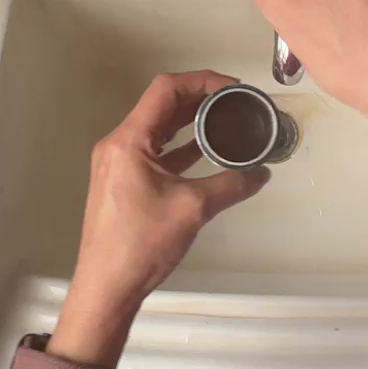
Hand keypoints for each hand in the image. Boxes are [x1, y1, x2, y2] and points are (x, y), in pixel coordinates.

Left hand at [52, 70, 270, 364]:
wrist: (106, 288)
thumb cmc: (141, 244)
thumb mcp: (193, 209)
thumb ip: (231, 185)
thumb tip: (260, 174)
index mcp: (129, 141)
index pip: (166, 90)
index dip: (201, 81)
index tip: (232, 88)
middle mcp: (119, 144)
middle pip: (162, 105)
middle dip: (200, 98)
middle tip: (235, 101)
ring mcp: (119, 163)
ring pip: (159, 128)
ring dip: (191, 120)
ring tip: (226, 119)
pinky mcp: (124, 181)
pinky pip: (156, 150)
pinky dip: (181, 145)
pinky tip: (207, 149)